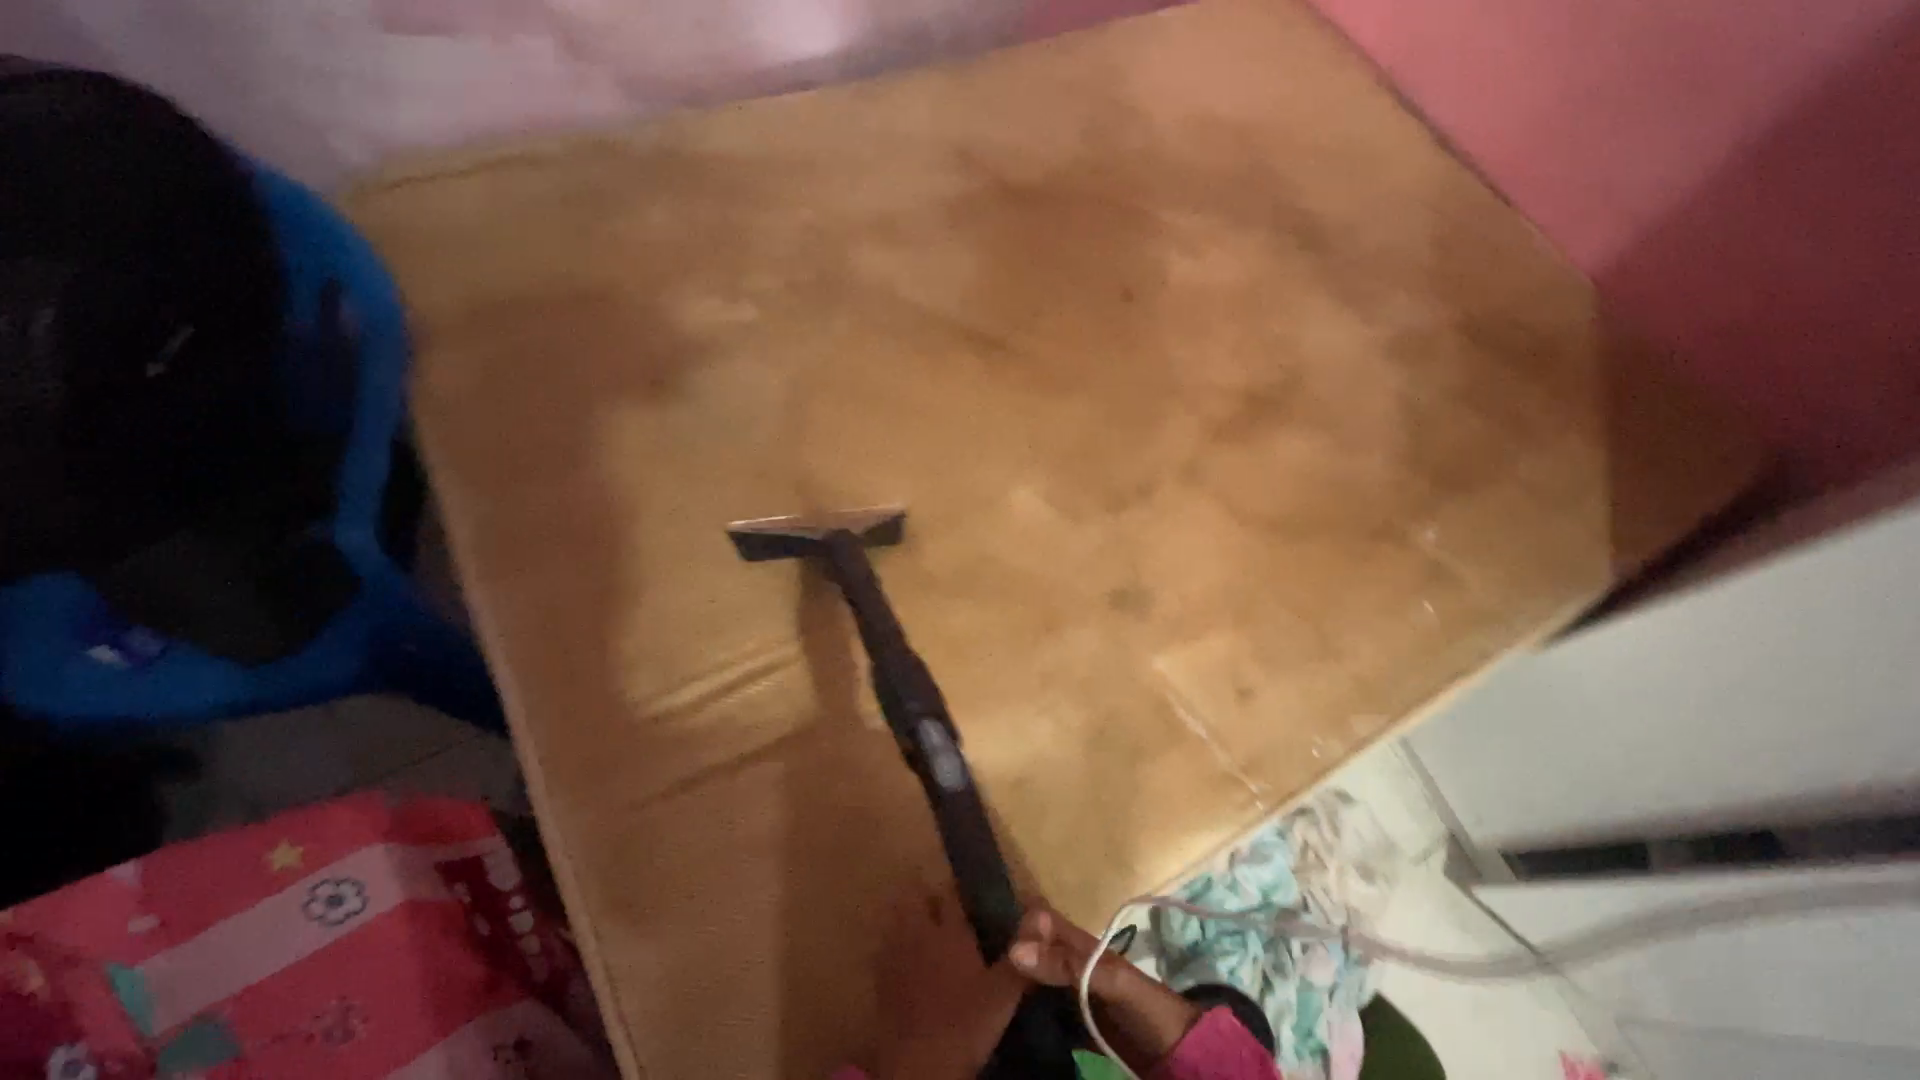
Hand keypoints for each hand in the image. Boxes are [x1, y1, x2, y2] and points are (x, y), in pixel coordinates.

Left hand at [868, 883, 1026, 1079]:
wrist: (918, 1063)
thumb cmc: (965, 1024)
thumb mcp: (1003, 995)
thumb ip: (1019, 960)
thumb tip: (1040, 926)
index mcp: (950, 932)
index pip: (950, 895)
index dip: (957, 890)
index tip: (966, 892)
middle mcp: (920, 933)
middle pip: (915, 898)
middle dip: (926, 896)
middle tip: (942, 908)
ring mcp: (895, 953)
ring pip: (895, 918)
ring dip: (906, 916)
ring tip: (922, 928)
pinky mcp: (880, 977)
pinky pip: (884, 947)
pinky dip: (893, 945)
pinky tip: (905, 958)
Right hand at [1006, 906, 1200, 1075]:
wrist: (1175, 1055)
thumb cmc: (1146, 1007)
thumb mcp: (1112, 980)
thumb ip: (1068, 964)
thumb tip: (1014, 949)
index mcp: (1079, 944)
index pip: (1038, 921)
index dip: (1017, 928)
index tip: (995, 951)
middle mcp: (1068, 965)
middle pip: (1029, 955)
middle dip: (1008, 964)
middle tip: (983, 984)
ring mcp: (1067, 996)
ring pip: (1031, 985)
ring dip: (1011, 992)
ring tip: (987, 1005)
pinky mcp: (1068, 1025)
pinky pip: (1038, 1015)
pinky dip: (1023, 1019)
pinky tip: (1005, 1026)